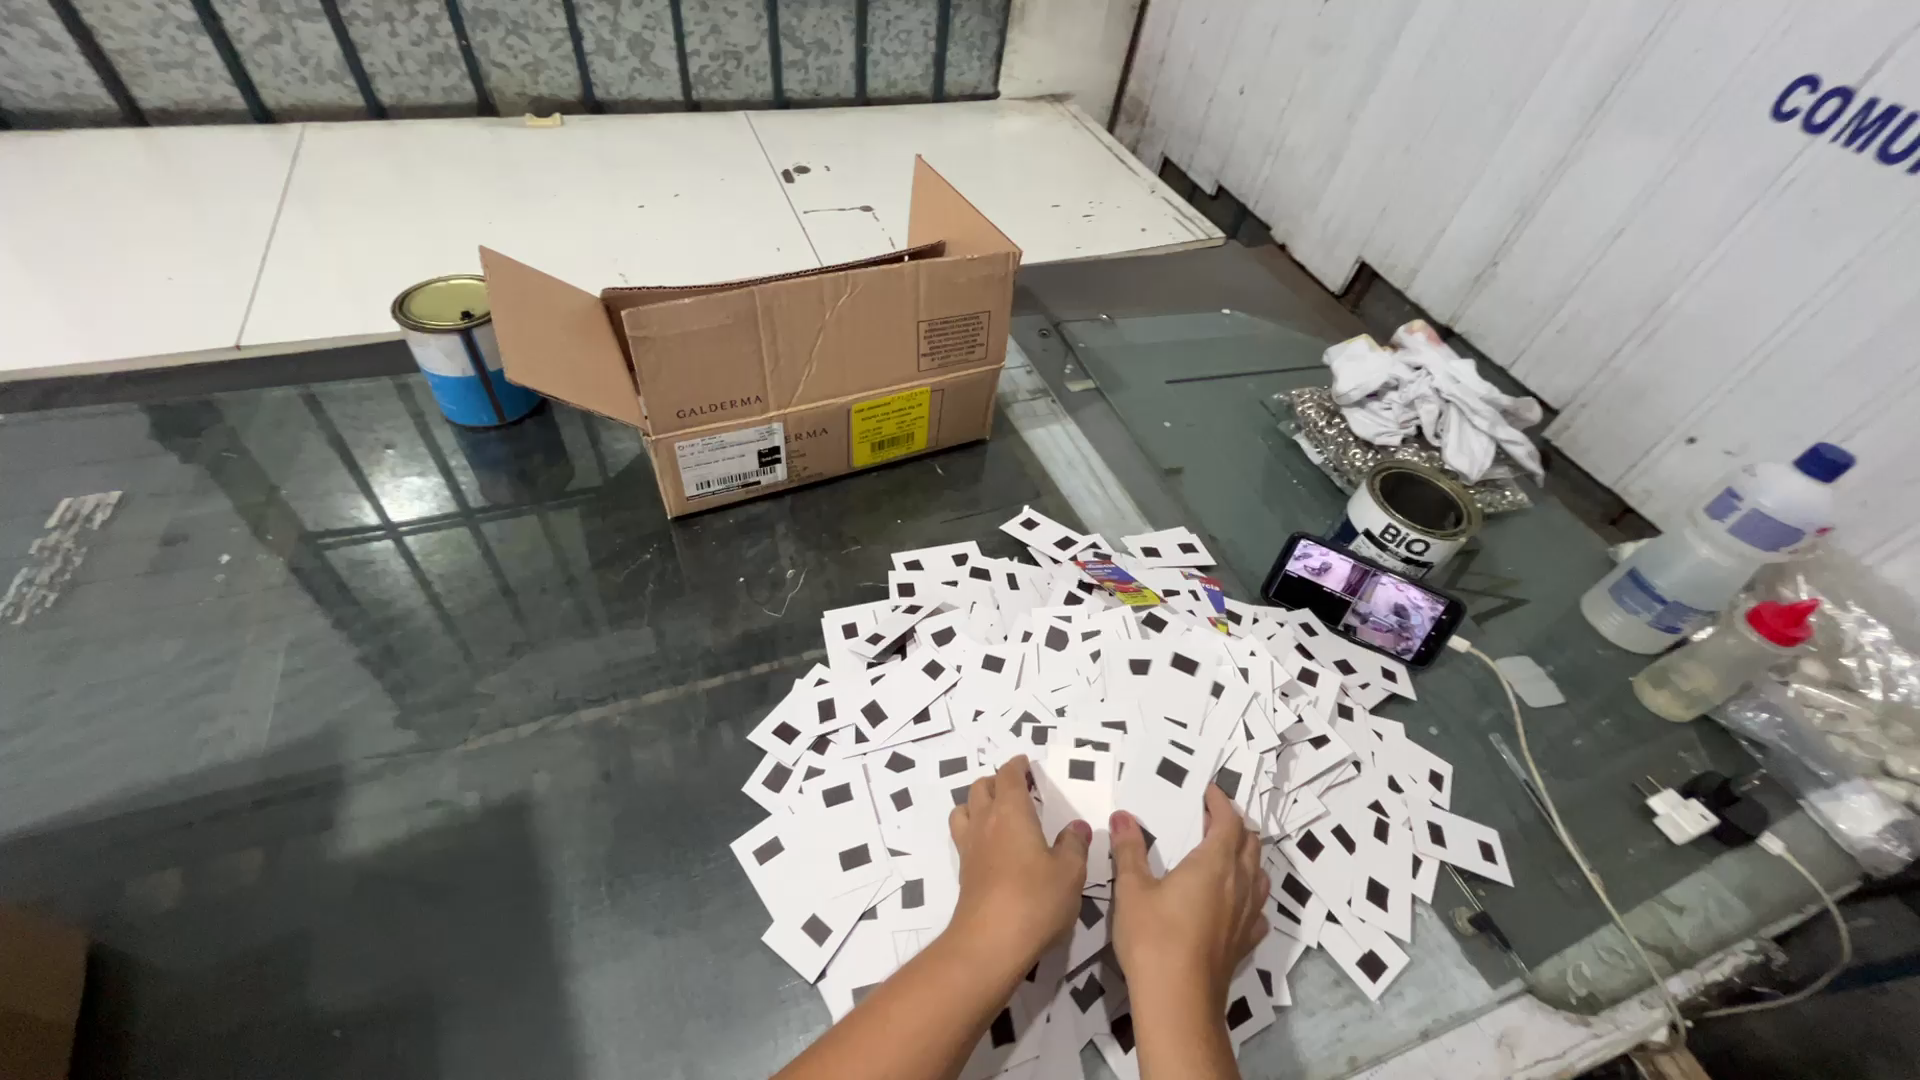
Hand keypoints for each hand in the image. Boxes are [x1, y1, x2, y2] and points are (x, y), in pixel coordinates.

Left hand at [946, 755, 1091, 967]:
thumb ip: (1074, 846)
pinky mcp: (964, 872)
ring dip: (978, 803)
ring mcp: (970, 847)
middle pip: (981, 787)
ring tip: (999, 813)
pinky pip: (964, 836)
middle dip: (997, 782)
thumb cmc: (1035, 899)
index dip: (1017, 767)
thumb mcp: (1069, 872)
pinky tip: (993, 847)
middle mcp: (985, 822)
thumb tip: (1077, 828)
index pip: (1008, 776)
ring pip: (965, 809)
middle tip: (1018, 789)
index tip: (1026, 765)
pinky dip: (975, 830)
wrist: (991, 942)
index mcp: (1011, 812)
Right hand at [1110, 784, 1268, 1011]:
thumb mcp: (1132, 888)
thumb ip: (1129, 850)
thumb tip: (1122, 817)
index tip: (1207, 791)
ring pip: (1259, 875)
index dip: (1220, 803)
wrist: (1177, 1001)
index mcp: (1213, 864)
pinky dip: (1249, 894)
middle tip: (1211, 817)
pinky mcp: (1244, 943)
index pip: (1229, 822)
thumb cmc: (1153, 937)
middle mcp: (1238, 885)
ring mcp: (1245, 916)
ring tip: (1225, 853)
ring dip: (1246, 856)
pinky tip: (1235, 901)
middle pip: (1250, 844)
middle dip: (1234, 825)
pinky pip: (1257, 909)